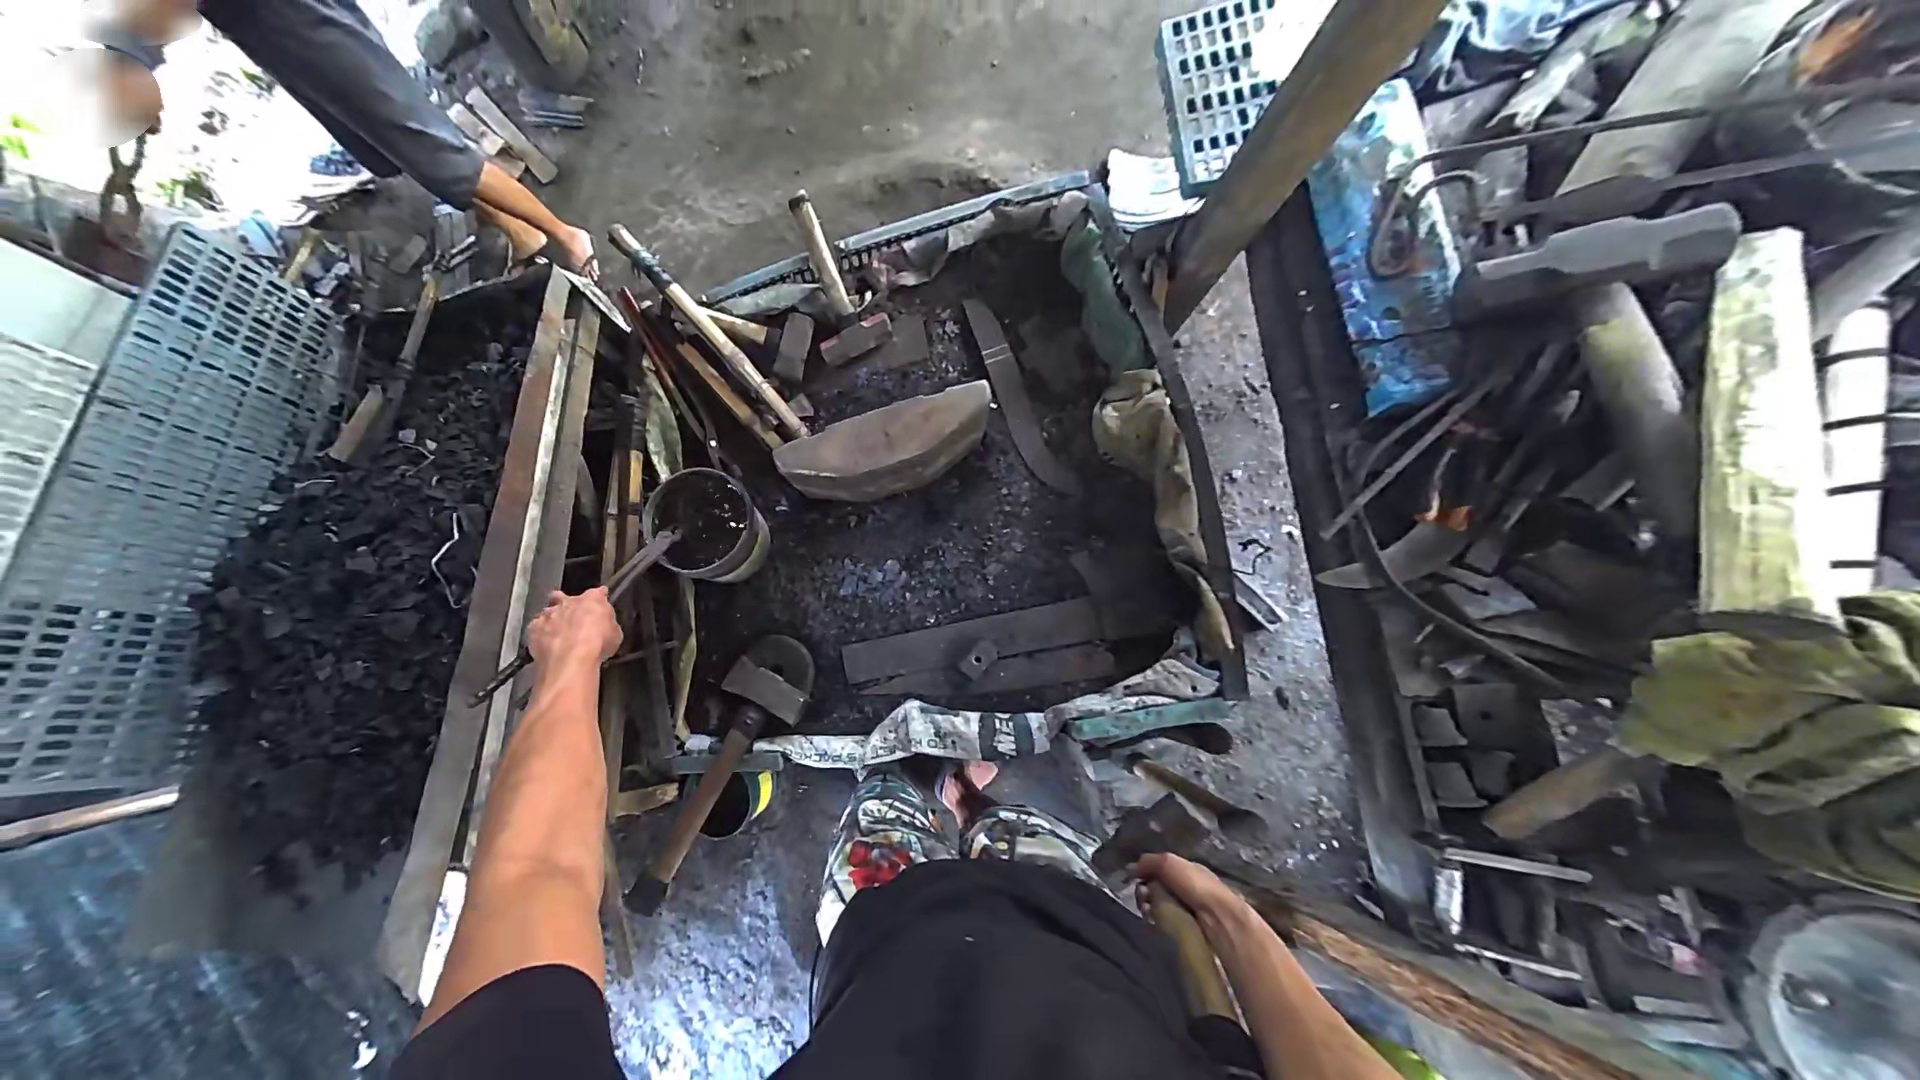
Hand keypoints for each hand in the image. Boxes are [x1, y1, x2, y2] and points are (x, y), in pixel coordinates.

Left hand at [525, 589, 621, 670]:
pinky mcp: (533, 629)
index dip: (599, 597)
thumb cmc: (598, 644)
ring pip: (547, 612)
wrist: (571, 659)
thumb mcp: (616, 633)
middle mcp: (568, 602)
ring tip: (557, 634)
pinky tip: (546, 643)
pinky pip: (535, 628)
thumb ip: (608, 623)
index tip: (600, 602)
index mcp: (592, 599)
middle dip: (564, 602)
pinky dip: (540, 633)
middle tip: (570, 615)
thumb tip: (605, 624)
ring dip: (551, 620)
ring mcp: (548, 615)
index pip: (598, 592)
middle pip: (562, 596)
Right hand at [1130, 852, 1247, 923]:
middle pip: (1155, 888)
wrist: (1218, 917)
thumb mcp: (1169, 862)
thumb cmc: (1195, 885)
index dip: (1145, 872)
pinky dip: (1155, 919)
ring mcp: (1185, 908)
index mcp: (1185, 870)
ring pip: (1157, 904)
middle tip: (1142, 897)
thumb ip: (1149, 861)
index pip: (1158, 869)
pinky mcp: (1185, 928)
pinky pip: (1163, 921)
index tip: (1137, 879)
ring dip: (1148, 906)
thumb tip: (1130, 868)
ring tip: (1147, 910)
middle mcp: (1185, 888)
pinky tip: (1154, 920)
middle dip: (1145, 891)